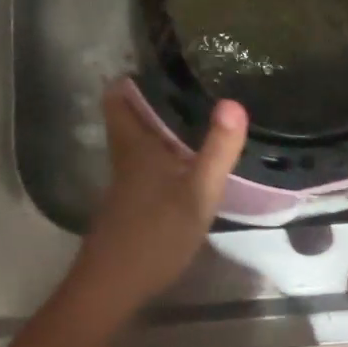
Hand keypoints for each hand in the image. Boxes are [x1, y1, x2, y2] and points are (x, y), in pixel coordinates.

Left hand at [76, 79, 248, 302]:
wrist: (113, 285)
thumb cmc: (155, 233)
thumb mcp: (197, 192)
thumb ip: (217, 149)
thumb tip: (234, 102)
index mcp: (135, 145)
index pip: (117, 98)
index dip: (128, 78)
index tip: (152, 61)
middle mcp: (125, 158)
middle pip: (127, 118)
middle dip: (147, 100)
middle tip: (181, 83)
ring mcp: (124, 184)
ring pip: (135, 143)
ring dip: (154, 128)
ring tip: (189, 116)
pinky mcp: (129, 206)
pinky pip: (142, 166)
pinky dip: (158, 156)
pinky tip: (181, 165)